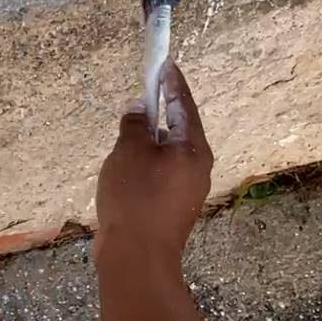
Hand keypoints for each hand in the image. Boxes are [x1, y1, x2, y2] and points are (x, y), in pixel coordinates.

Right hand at [93, 61, 213, 271]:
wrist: (137, 257)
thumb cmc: (135, 198)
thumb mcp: (129, 151)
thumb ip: (134, 125)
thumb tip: (138, 109)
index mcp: (193, 150)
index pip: (184, 105)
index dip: (173, 82)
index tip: (167, 63)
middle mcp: (196, 168)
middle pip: (179, 130)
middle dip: (160, 112)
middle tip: (144, 93)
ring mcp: (185, 190)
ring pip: (167, 154)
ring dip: (149, 140)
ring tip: (127, 132)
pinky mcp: (170, 207)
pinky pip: (158, 173)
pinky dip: (144, 162)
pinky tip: (125, 165)